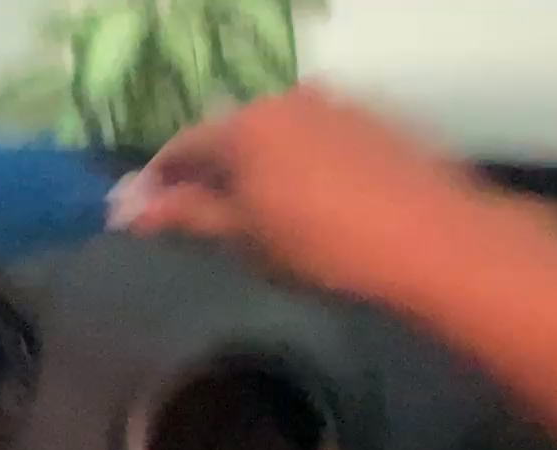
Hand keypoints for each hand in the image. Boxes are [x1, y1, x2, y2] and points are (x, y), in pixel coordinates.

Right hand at [119, 86, 496, 299]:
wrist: (426, 238)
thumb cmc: (316, 242)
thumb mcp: (239, 234)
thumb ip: (184, 214)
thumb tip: (131, 210)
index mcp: (246, 126)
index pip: (181, 146)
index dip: (154, 180)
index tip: (138, 211)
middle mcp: (286, 99)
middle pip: (225, 135)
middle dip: (200, 173)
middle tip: (186, 216)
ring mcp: (333, 104)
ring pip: (268, 135)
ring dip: (244, 167)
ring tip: (239, 211)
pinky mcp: (369, 120)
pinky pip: (306, 137)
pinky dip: (284, 163)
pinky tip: (290, 198)